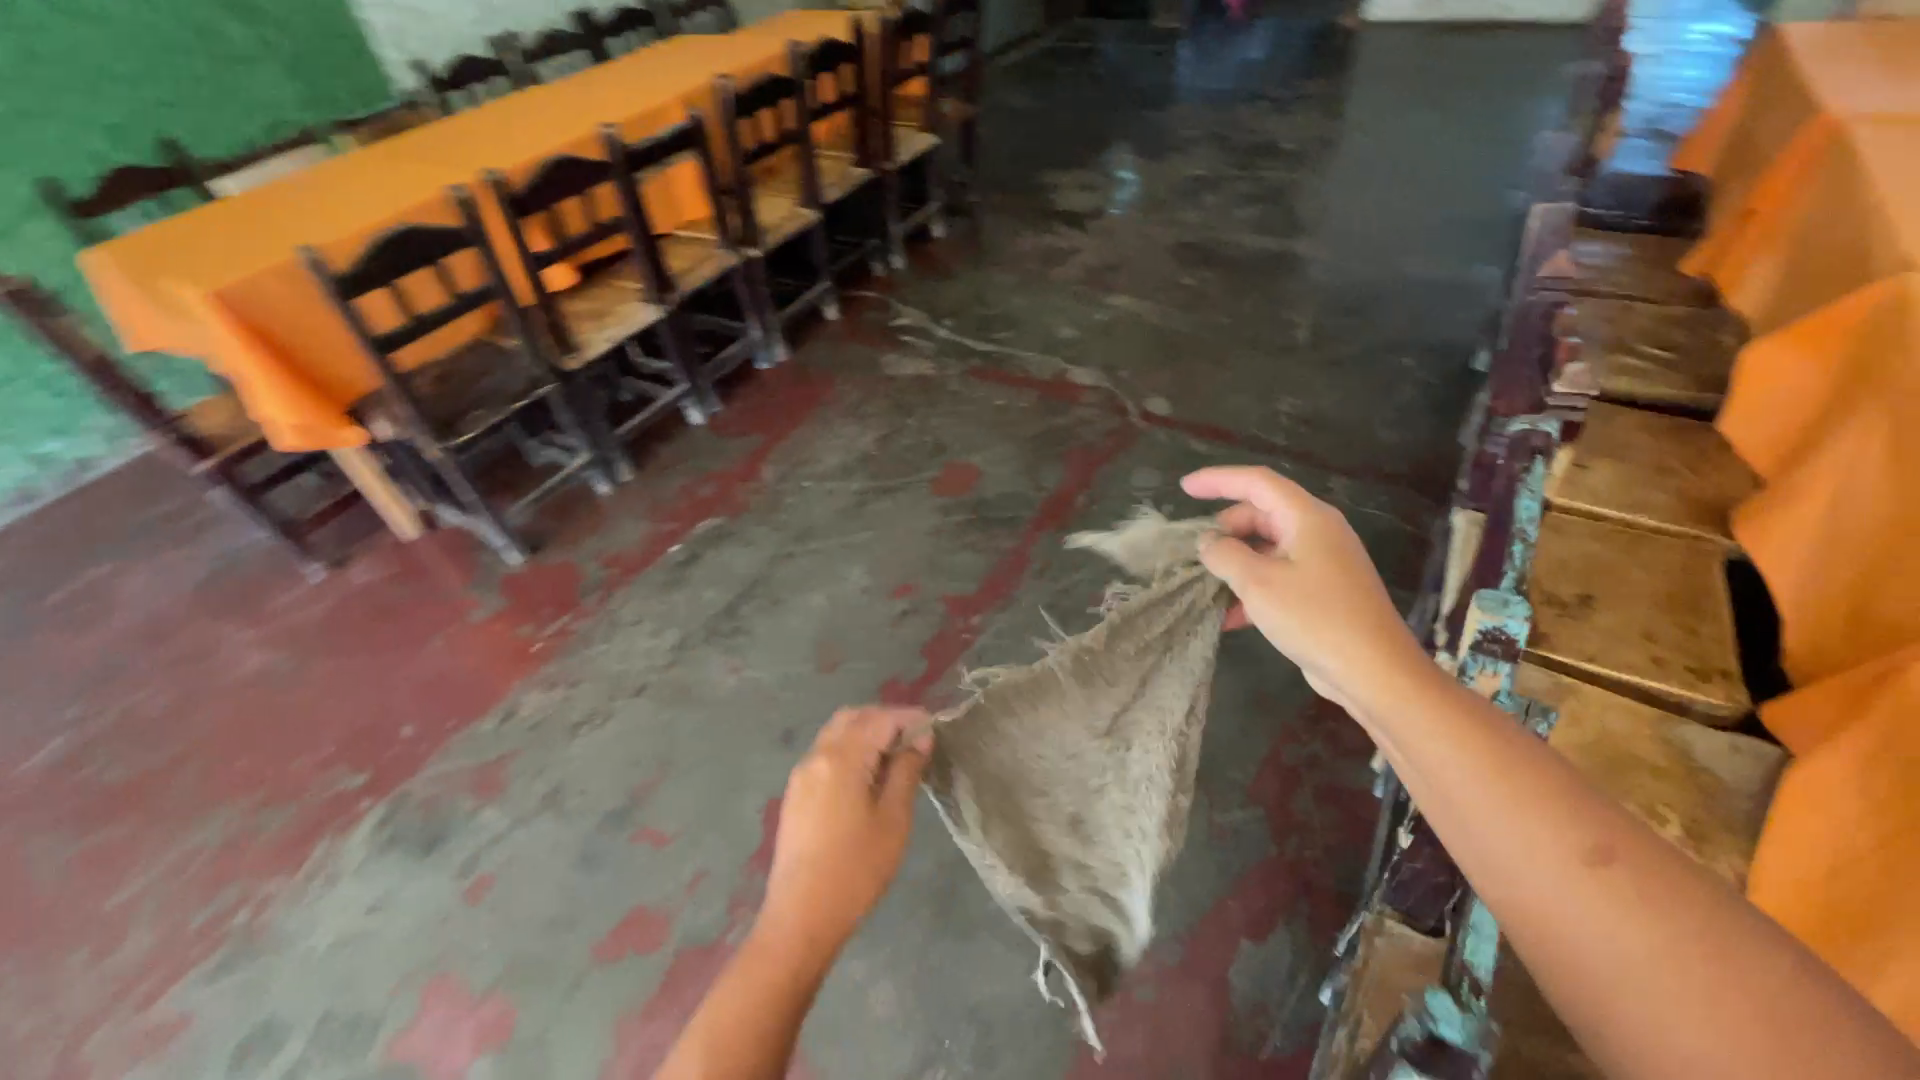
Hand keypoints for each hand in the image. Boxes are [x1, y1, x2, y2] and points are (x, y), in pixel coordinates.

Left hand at [758, 706, 932, 955]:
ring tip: (897, 756)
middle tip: (916, 738)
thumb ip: (906, 771)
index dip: (909, 718)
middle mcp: (816, 756)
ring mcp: (802, 774)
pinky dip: (850, 750)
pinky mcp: (796, 793)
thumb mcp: (893, 819)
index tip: (935, 727)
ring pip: (836, 734)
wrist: (802, 914)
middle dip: (885, 719)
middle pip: (853, 718)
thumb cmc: (856, 868)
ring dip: (866, 733)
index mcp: (841, 758)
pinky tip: (870, 775)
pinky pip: (826, 754)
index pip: (880, 719)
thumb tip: (920, 739)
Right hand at [1182, 466, 1429, 722]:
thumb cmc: (1315, 618)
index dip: (1217, 480)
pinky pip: (1278, 577)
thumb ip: (1225, 555)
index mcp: (1307, 518)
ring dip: (1235, 565)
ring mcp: (1322, 562)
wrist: (1373, 671)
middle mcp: (1317, 532)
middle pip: (1261, 515)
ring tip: (1205, 588)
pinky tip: (1228, 618)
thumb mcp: (1258, 583)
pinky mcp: (1322, 592)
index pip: (1257, 482)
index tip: (1184, 488)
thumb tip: (1208, 542)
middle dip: (1225, 532)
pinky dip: (1252, 589)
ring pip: (1266, 549)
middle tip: (1196, 555)